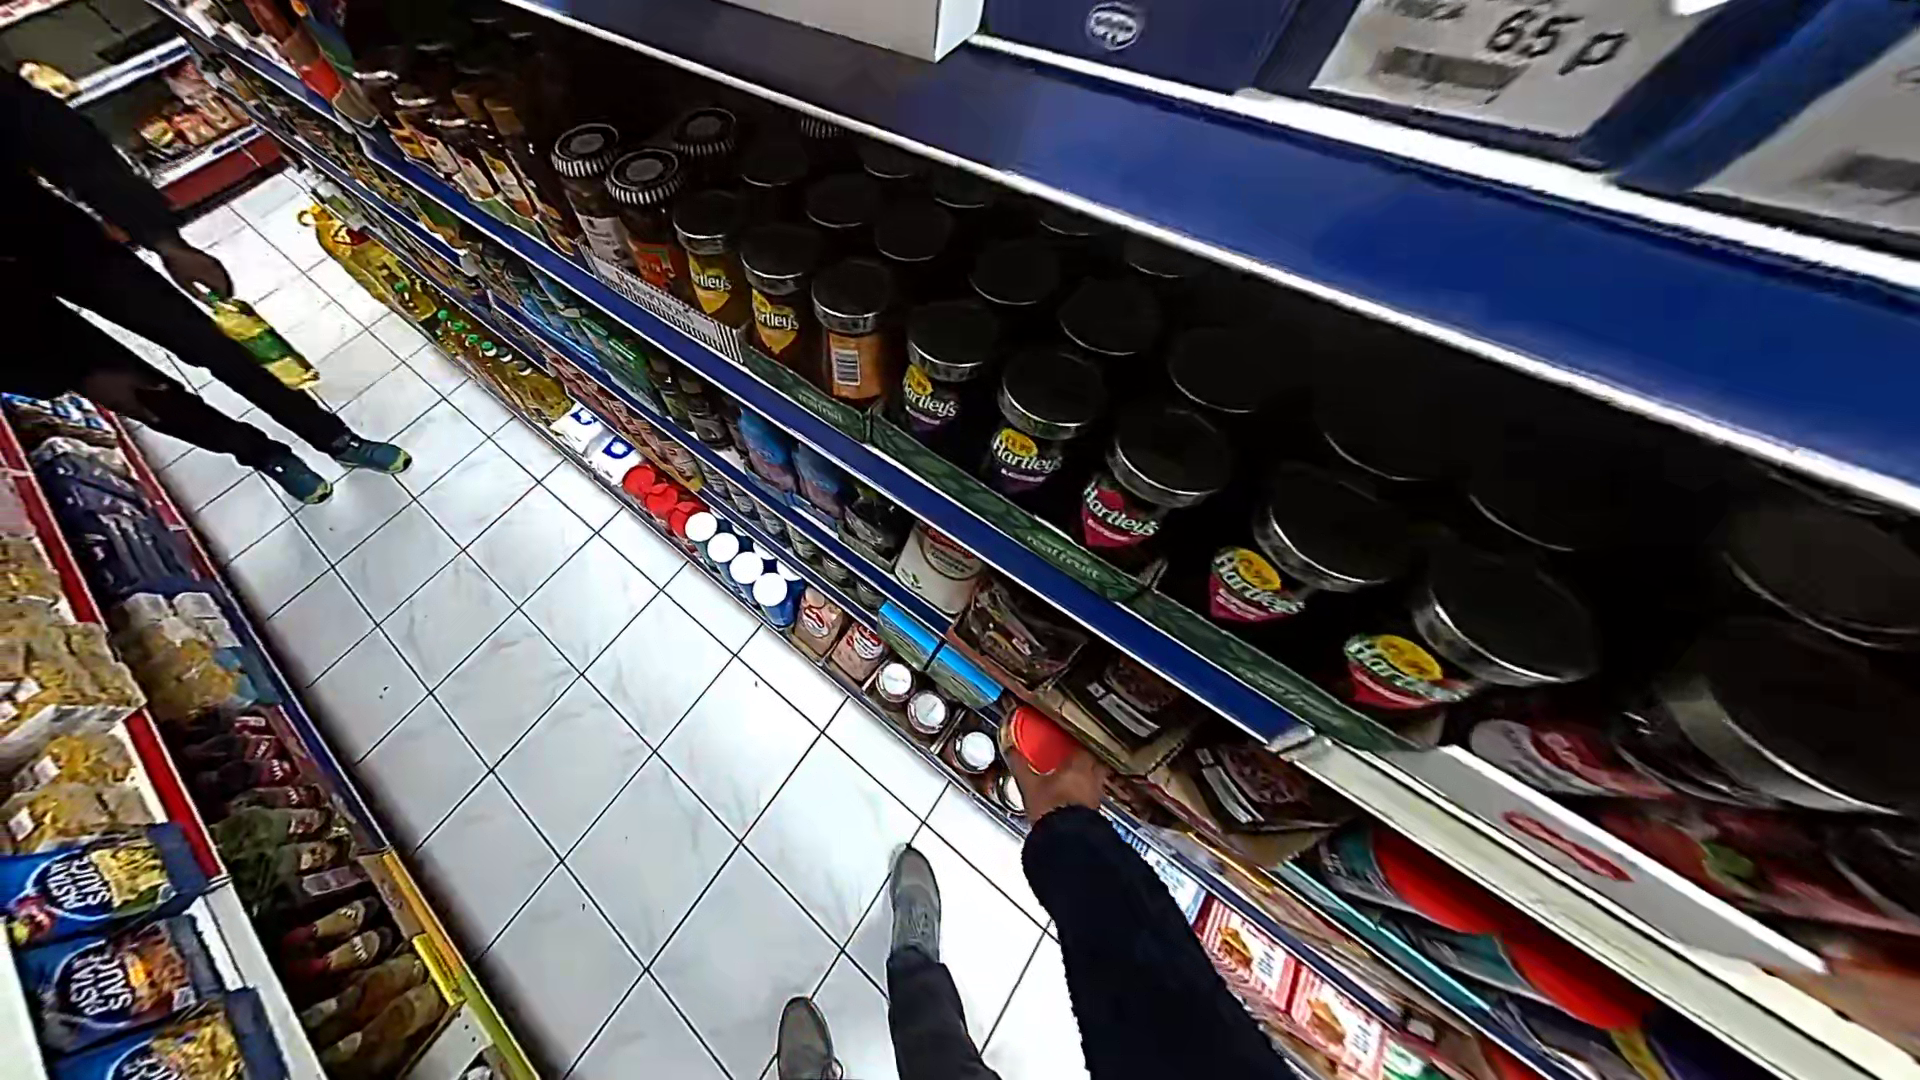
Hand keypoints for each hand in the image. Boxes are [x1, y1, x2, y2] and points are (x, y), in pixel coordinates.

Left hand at [154, 238, 232, 297]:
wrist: (170, 246)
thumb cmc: (175, 265)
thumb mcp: (184, 283)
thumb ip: (199, 295)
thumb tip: (211, 304)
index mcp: (214, 280)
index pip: (225, 294)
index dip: (223, 300)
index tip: (220, 303)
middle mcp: (220, 273)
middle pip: (229, 288)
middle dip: (226, 293)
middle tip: (220, 298)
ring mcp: (219, 266)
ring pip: (228, 281)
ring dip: (225, 286)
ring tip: (218, 290)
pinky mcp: (216, 261)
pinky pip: (224, 274)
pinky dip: (223, 279)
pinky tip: (216, 280)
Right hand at [1007, 741, 1108, 821]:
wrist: (1064, 841)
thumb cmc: (1051, 810)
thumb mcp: (1029, 785)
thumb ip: (1020, 765)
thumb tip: (1011, 752)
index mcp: (1078, 767)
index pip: (1083, 748)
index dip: (1076, 745)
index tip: (1068, 745)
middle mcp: (1091, 781)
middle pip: (1095, 764)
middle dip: (1086, 762)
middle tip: (1073, 761)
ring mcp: (1095, 799)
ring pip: (1096, 782)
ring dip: (1086, 781)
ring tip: (1072, 783)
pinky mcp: (1094, 816)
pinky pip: (1092, 801)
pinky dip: (1085, 799)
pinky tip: (1073, 803)